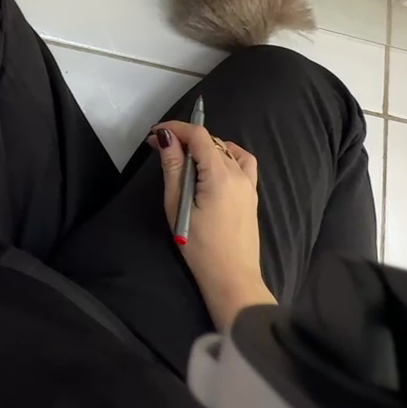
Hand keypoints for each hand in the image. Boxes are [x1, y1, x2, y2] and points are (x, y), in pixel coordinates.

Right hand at [153, 120, 275, 326]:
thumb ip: (174, 167)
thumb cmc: (200, 246)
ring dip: (203, 146)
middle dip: (184, 138)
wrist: (232, 279)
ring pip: (225, 149)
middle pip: (211, 141)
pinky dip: (227, 154)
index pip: (199, 135)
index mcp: (220, 175)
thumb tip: (167, 137)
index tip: (155, 135)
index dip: (176, 128)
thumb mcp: (178, 205)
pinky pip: (243, 162)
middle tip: (160, 149)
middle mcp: (238, 174)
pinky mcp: (251, 195)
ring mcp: (248, 184)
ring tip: (184, 158)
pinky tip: (213, 165)